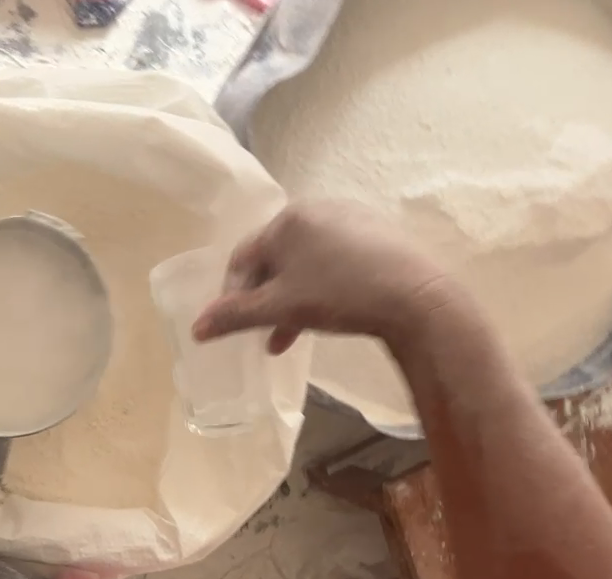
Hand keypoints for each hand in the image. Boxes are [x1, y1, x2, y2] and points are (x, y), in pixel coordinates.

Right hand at [192, 201, 463, 355]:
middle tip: (262, 331)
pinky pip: (330, 261)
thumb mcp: (278, 308)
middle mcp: (315, 210)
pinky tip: (324, 314)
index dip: (231, 294)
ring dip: (288, 300)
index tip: (233, 325)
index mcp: (286, 221)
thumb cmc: (337, 295)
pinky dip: (317, 288)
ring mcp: (348, 219)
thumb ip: (234, 316)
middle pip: (273, 259)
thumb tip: (196, 329)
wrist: (415, 296)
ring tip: (289, 334)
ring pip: (302, 264)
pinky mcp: (374, 234)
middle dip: (263, 299)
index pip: (243, 258)